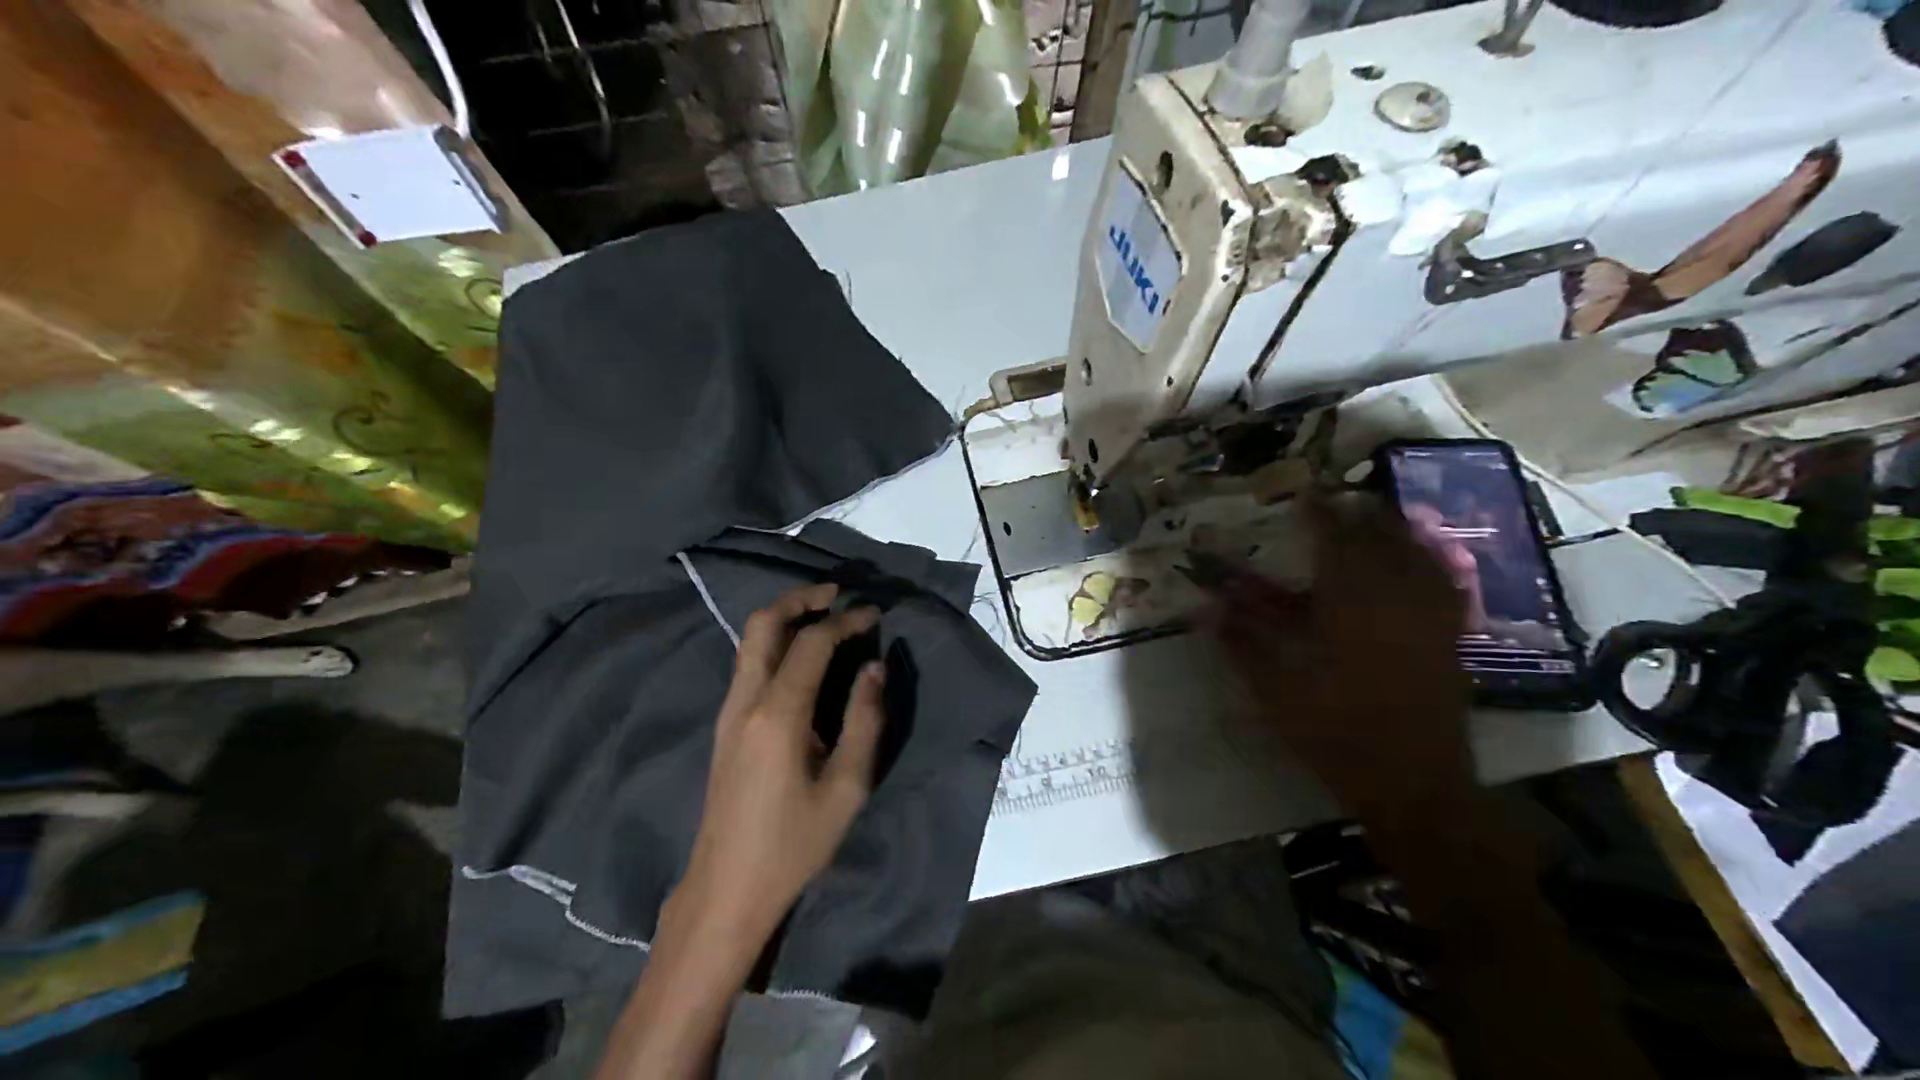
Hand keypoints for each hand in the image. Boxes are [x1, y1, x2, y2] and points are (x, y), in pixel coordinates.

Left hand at [675, 584, 885, 937]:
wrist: (727, 886)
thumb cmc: (794, 843)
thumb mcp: (847, 788)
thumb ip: (864, 720)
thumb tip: (874, 667)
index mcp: (778, 714)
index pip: (812, 643)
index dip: (846, 620)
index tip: (875, 613)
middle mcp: (745, 700)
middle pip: (764, 624)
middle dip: (801, 599)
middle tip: (838, 594)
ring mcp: (728, 710)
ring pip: (749, 640)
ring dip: (785, 617)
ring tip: (824, 614)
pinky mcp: (725, 723)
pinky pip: (747, 662)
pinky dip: (774, 641)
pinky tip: (801, 654)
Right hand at [1214, 491, 1472, 813]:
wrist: (1414, 784)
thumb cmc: (1337, 735)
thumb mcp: (1276, 692)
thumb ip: (1242, 645)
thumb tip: (1204, 609)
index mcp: (1351, 610)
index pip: (1336, 544)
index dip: (1321, 515)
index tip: (1305, 494)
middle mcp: (1396, 603)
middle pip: (1382, 541)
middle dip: (1359, 515)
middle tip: (1338, 500)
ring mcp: (1430, 620)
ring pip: (1419, 557)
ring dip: (1396, 532)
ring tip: (1377, 517)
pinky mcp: (1449, 640)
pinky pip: (1444, 587)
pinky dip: (1430, 564)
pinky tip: (1422, 562)